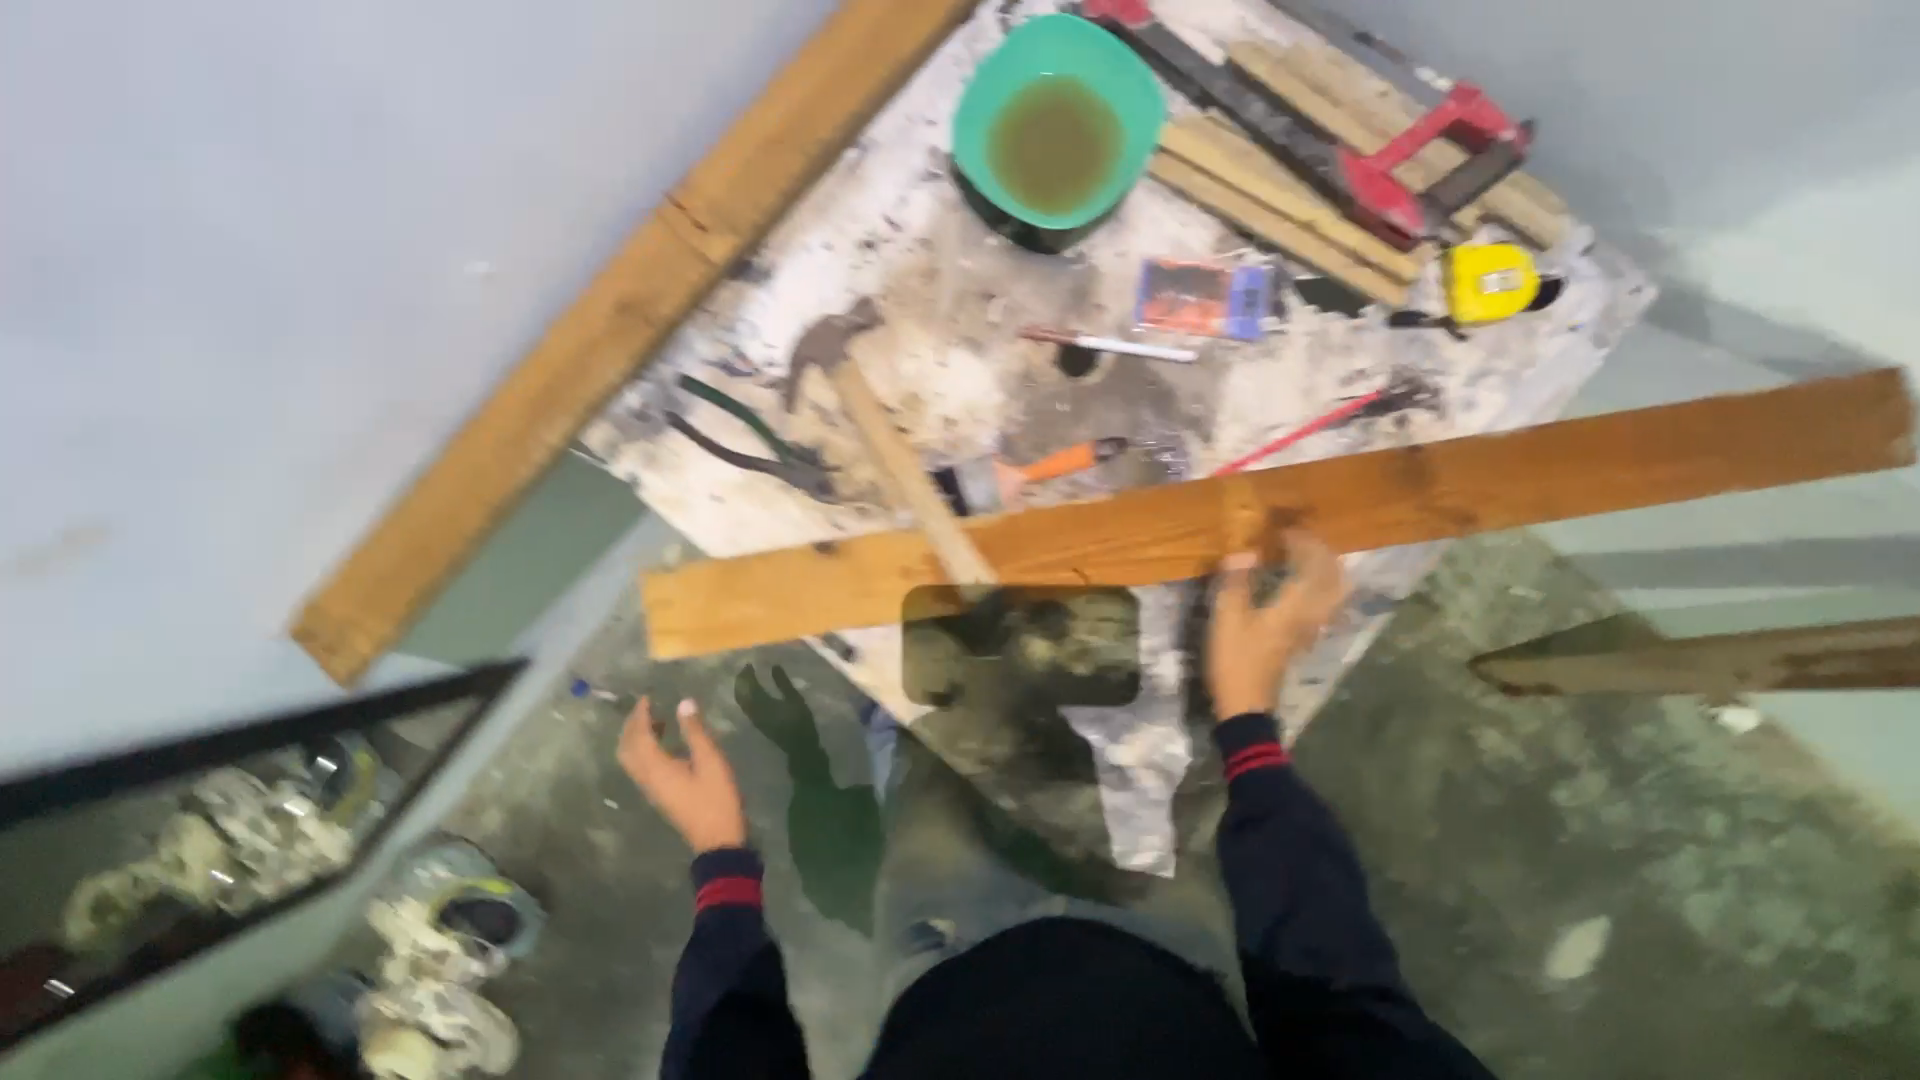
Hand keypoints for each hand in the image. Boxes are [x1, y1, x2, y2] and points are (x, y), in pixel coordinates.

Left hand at [618, 697, 747, 853]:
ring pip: (631, 759)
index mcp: (657, 767)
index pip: (638, 735)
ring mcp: (651, 788)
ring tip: (656, 720)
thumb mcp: (711, 761)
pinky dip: (644, 749)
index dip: (640, 714)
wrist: (717, 839)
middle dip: (632, 725)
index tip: (648, 696)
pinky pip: (640, 766)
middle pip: (626, 748)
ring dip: (636, 737)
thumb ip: (695, 732)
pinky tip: (664, 743)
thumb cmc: (717, 798)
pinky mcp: (658, 794)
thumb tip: (684, 703)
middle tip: (646, 707)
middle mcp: (647, 777)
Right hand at [1207, 528, 1348, 719]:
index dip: (1303, 542)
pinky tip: (1299, 586)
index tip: (1284, 528)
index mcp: (1295, 605)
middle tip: (1300, 538)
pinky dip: (1317, 589)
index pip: (1313, 564)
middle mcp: (1310, 614)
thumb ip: (1236, 582)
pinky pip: (1322, 606)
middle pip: (1333, 578)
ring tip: (1304, 557)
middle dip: (1321, 553)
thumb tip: (1244, 550)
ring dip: (1323, 571)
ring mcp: (1310, 629)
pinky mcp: (1302, 640)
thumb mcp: (1227, 618)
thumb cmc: (1235, 660)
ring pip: (1332, 593)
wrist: (1245, 705)